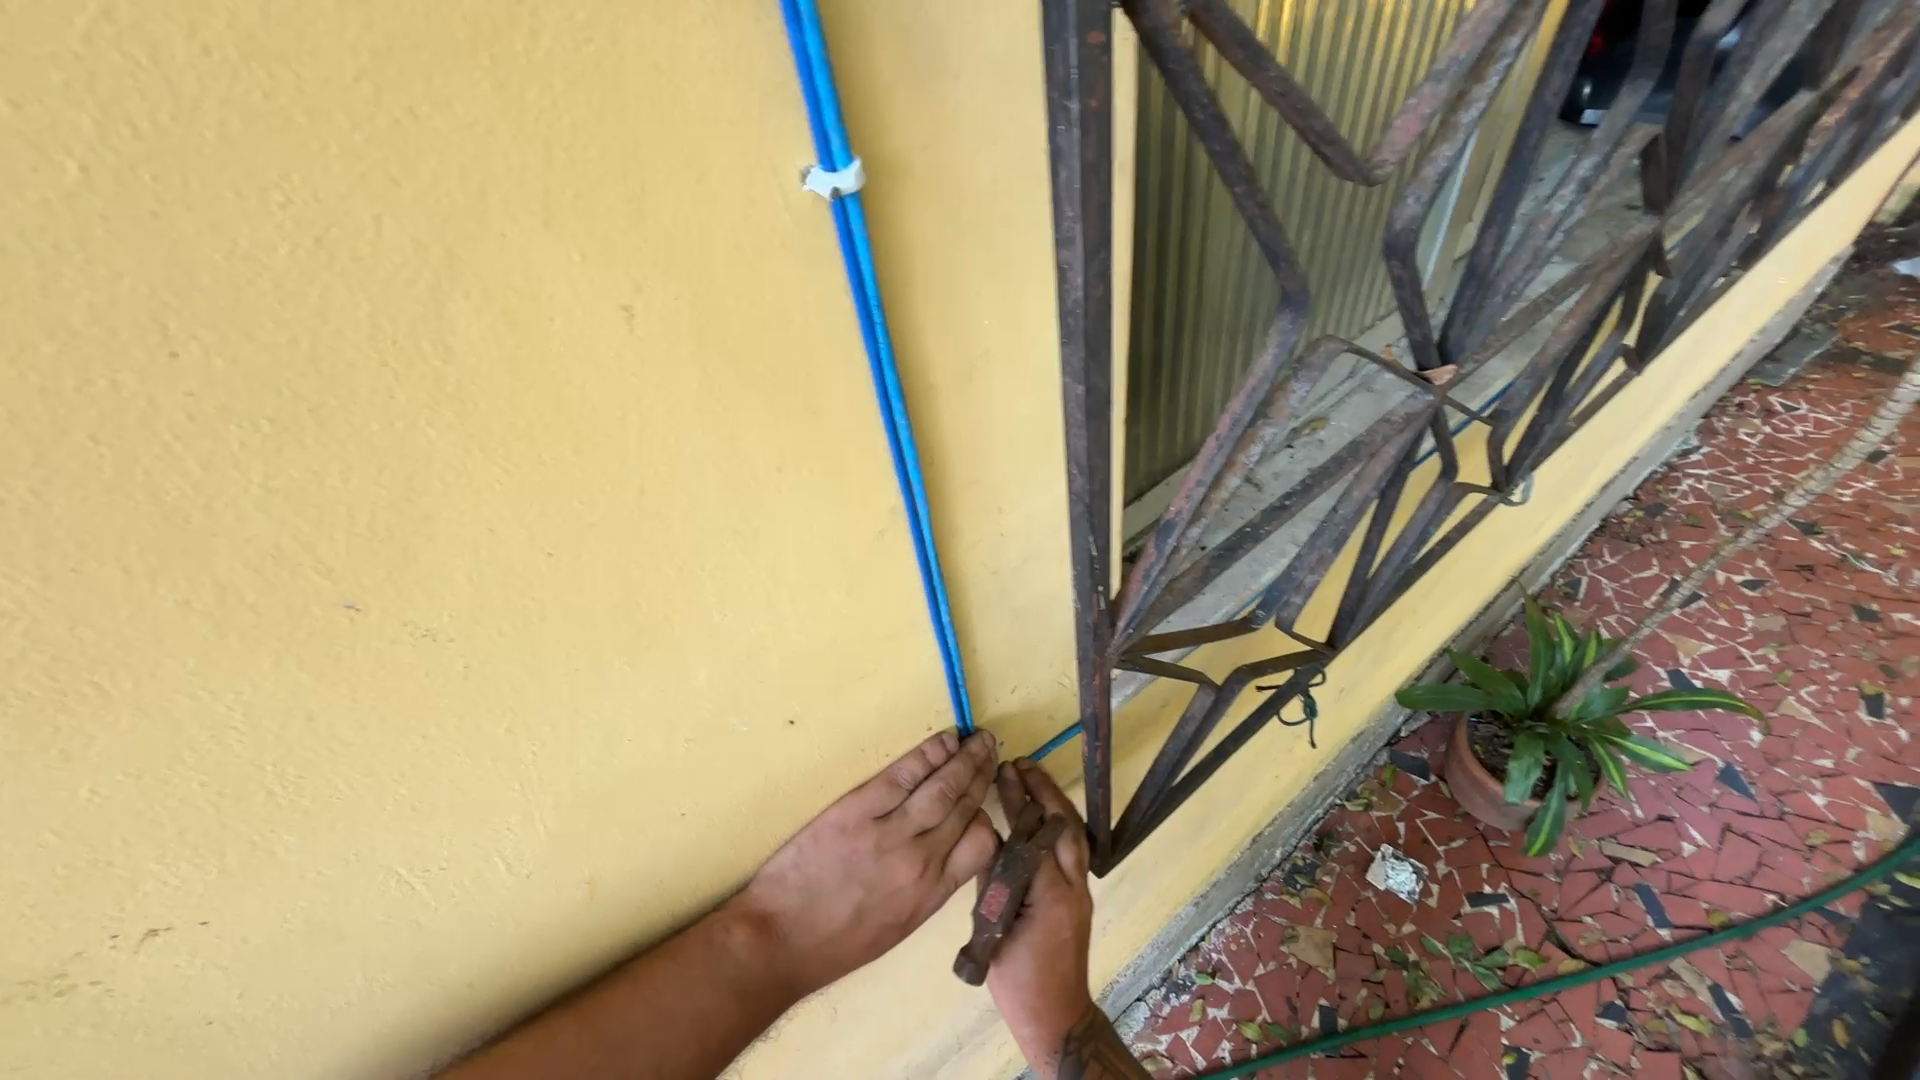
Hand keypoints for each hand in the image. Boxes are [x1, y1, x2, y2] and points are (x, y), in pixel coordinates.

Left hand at [730, 729, 1000, 996]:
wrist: (778, 941)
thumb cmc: (833, 944)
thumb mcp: (897, 927)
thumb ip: (927, 889)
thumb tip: (946, 853)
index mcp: (931, 894)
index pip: (981, 846)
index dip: (985, 818)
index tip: (982, 802)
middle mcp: (921, 860)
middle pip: (964, 807)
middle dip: (981, 775)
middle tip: (991, 750)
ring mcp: (889, 833)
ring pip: (941, 787)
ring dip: (963, 759)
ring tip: (977, 740)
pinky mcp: (857, 811)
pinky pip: (902, 776)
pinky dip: (926, 755)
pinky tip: (942, 742)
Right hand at [985, 759, 1096, 1056]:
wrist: (1056, 1015)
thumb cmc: (1019, 980)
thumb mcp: (993, 932)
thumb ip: (991, 883)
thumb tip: (985, 838)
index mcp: (1049, 896)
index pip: (1033, 836)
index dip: (1019, 802)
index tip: (1005, 772)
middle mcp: (1073, 887)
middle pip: (1063, 826)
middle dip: (1044, 790)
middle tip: (1022, 763)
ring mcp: (1082, 890)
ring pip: (1075, 834)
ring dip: (1055, 802)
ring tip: (1034, 776)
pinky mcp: (1081, 895)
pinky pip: (1074, 848)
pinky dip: (1061, 823)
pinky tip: (1045, 811)